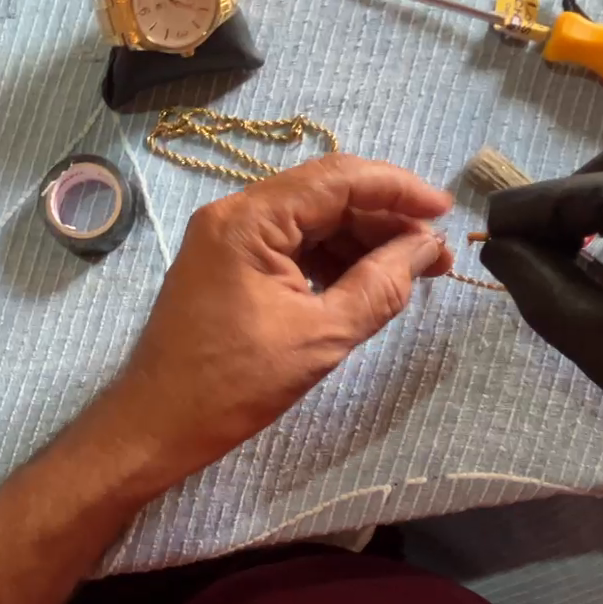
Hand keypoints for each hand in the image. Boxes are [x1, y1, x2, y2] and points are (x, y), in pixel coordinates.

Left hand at [91, 155, 453, 487]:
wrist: (157, 425)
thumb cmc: (232, 385)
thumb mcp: (320, 336)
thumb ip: (380, 285)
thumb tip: (426, 248)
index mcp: (249, 219)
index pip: (338, 178)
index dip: (399, 190)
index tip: (445, 213)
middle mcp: (232, 216)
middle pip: (323, 197)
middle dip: (383, 222)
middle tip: (434, 257)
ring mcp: (224, 241)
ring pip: (307, 224)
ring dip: (359, 244)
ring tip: (410, 274)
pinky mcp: (224, 268)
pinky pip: (286, 249)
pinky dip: (327, 263)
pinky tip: (364, 283)